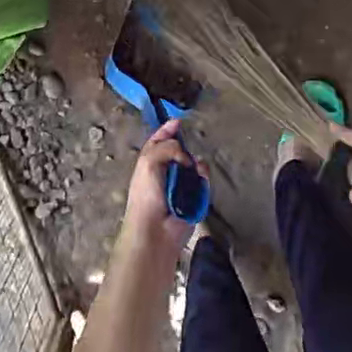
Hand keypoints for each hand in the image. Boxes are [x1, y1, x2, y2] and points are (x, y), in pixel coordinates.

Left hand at [120, 120, 204, 255]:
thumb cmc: (147, 194)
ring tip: (194, 166)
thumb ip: (167, 147)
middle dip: (186, 146)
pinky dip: (203, 176)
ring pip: (194, 164)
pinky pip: (203, 180)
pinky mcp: (194, 196)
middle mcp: (165, 171)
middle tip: (190, 146)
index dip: (167, 130)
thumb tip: (186, 154)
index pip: (158, 141)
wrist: (156, 229)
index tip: (178, 122)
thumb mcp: (149, 162)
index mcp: (149, 161)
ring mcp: (180, 184)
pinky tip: (200, 176)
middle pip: (179, 151)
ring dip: (195, 162)